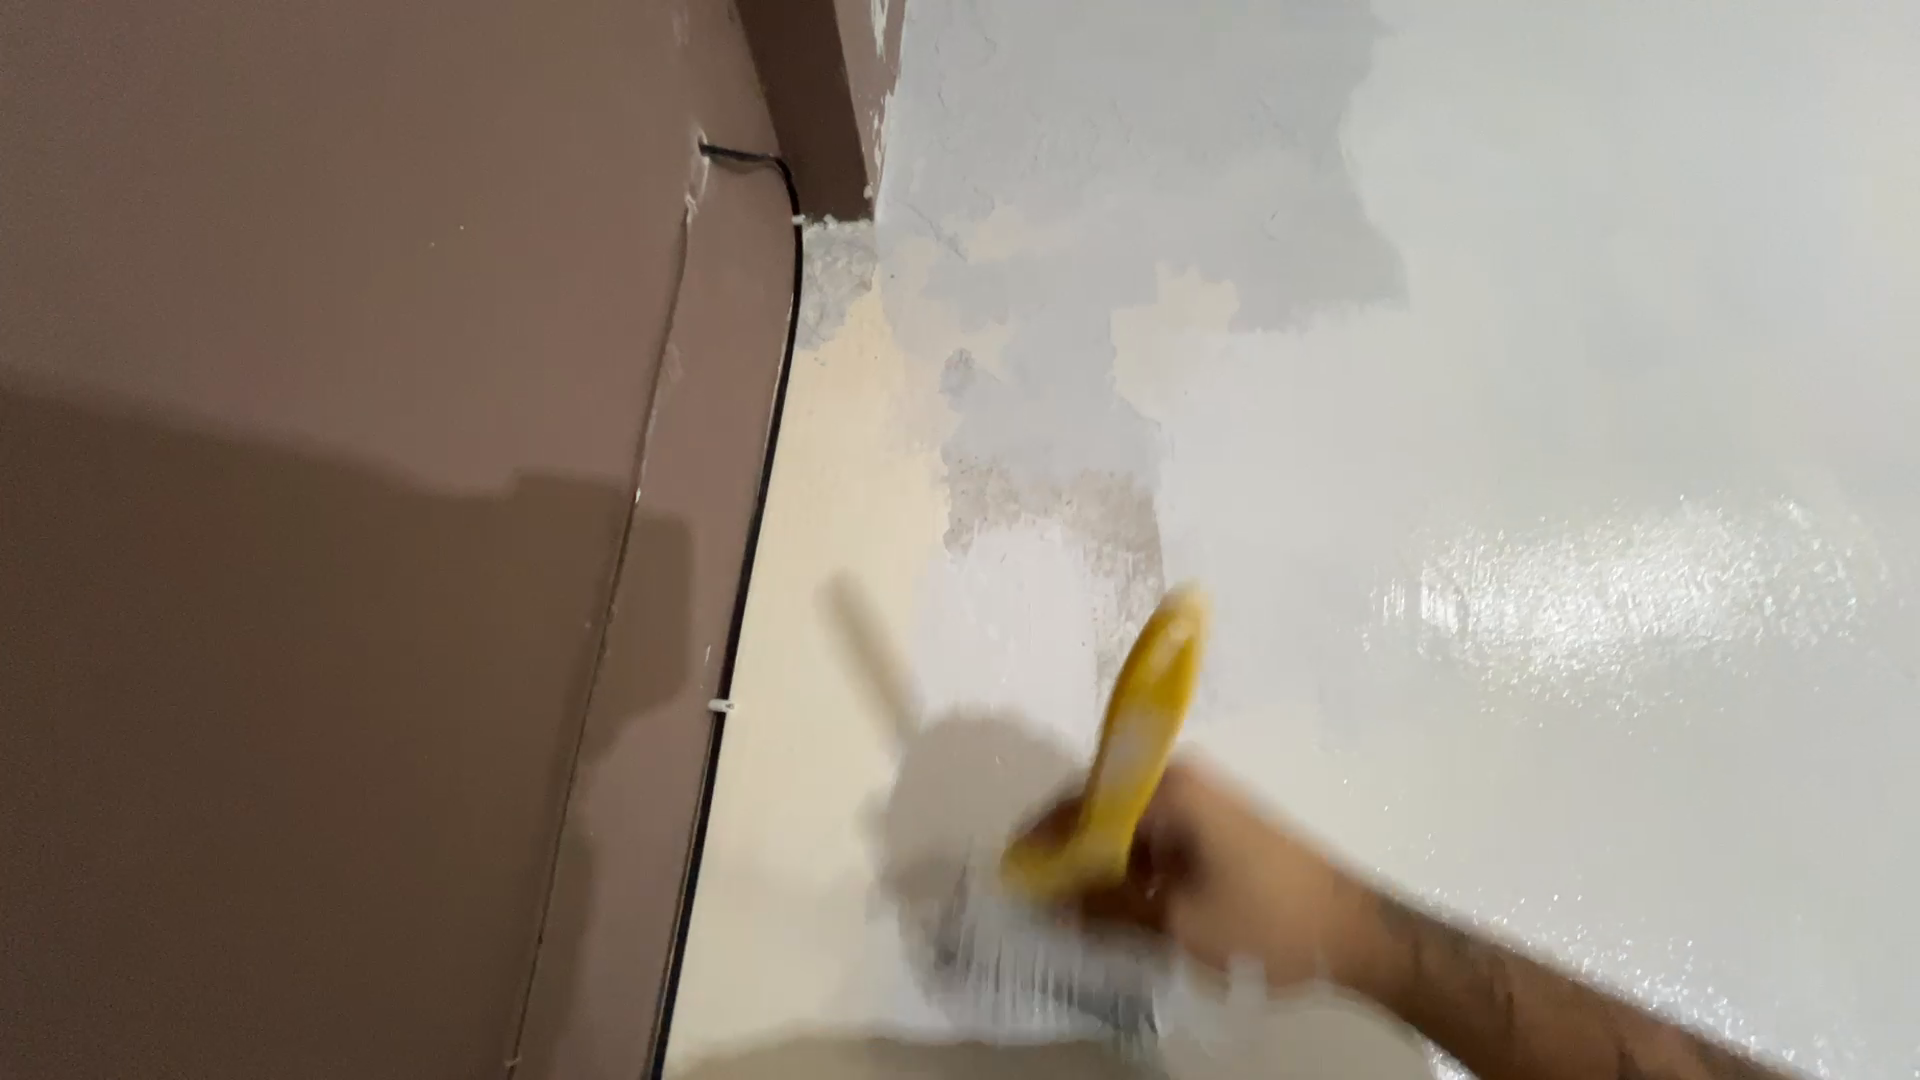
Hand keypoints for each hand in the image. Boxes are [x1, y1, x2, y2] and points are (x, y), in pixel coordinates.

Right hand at [1014, 758, 1374, 988]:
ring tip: (1077, 905)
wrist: (1359, 933)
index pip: (1084, 800)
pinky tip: (1125, 901)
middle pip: (1104, 807)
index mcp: (1168, 788)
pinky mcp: (1215, 820)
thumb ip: (1106, 908)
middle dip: (1071, 849)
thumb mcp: (1177, 923)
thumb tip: (1048, 903)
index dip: (1045, 835)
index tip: (1015, 870)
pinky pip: (1155, 834)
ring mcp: (1200, 797)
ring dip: (1102, 860)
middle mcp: (1180, 778)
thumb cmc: (1265, 922)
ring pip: (1129, 823)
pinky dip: (1133, 864)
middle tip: (1043, 894)